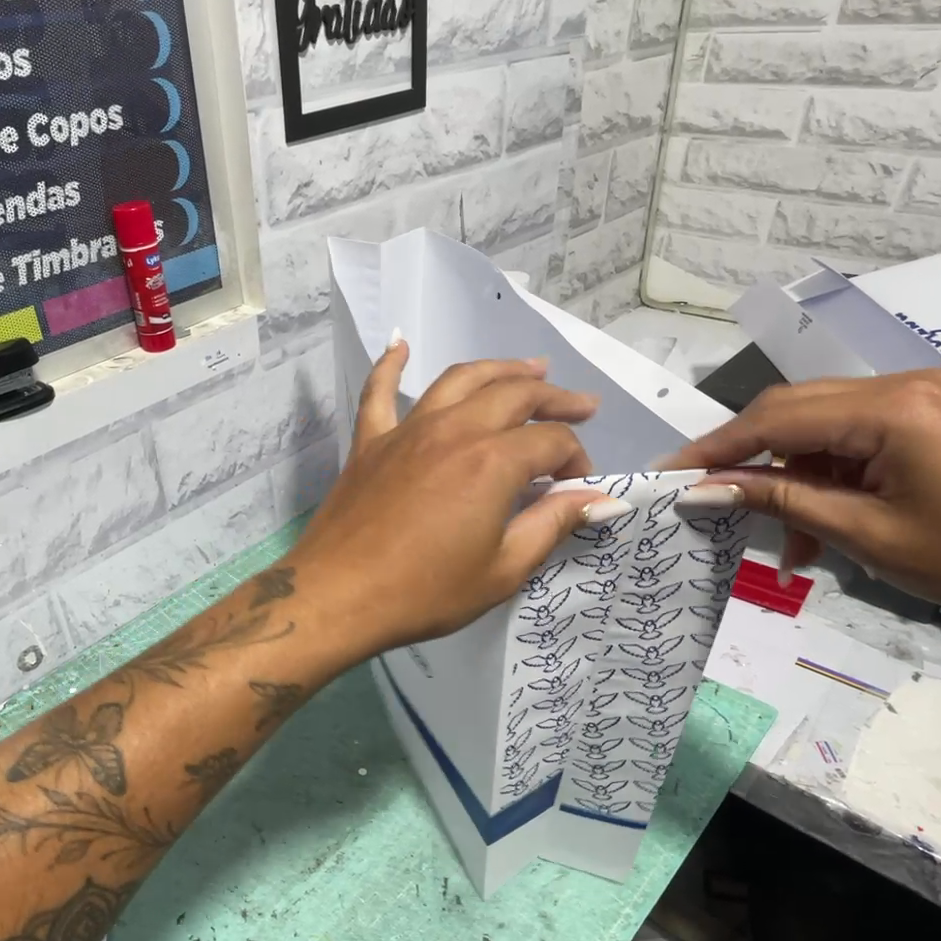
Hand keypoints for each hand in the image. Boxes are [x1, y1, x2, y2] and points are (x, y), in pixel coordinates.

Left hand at [289, 338, 620, 658]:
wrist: (339, 595)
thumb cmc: (425, 592)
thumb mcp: (502, 569)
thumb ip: (552, 524)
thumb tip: (601, 498)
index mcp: (493, 462)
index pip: (552, 440)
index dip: (576, 460)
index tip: (577, 488)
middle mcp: (453, 431)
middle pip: (514, 394)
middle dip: (554, 398)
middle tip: (581, 405)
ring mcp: (407, 431)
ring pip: (459, 380)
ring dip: (499, 369)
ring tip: (529, 368)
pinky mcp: (369, 442)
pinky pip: (379, 391)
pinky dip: (390, 364)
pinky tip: (400, 345)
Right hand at [666, 369, 940, 615]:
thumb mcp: (871, 535)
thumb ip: (782, 502)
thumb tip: (709, 489)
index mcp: (889, 409)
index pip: (772, 419)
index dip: (712, 448)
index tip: (667, 474)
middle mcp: (904, 385)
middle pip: (793, 409)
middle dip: (747, 457)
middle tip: (712, 500)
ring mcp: (929, 395)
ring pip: (825, 425)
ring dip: (794, 475)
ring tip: (792, 540)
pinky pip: (863, 434)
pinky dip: (834, 473)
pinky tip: (832, 519)